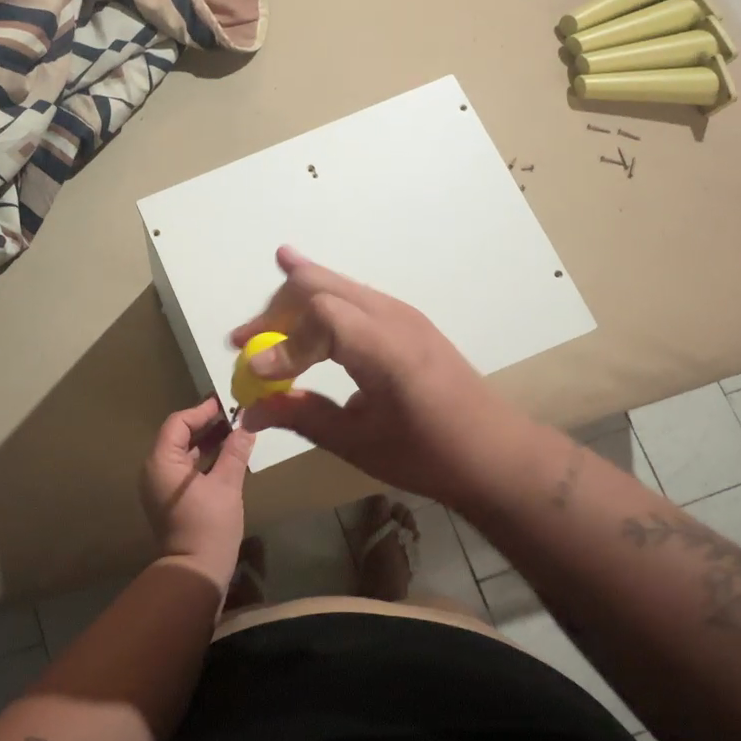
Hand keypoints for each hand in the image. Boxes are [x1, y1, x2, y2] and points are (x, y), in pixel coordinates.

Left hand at [141, 397, 252, 584]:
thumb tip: (247, 425)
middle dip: (206, 424)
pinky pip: (184, 468)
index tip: (226, 403)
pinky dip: (203, 459)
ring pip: (182, 453)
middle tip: (234, 414)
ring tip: (235, 431)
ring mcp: (160, 485)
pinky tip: (227, 455)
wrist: (196, 571)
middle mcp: (154, 469)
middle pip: (178, 436)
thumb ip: (235, 452)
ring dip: (206, 441)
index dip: (201, 410)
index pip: (178, 423)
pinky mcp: (169, 498)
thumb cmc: (209, 526)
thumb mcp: (227, 485)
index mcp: (162, 462)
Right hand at [229, 246, 534, 503]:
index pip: (319, 316)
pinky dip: (317, 299)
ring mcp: (401, 313)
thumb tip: (250, 411)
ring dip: (292, 303)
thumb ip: (301, 416)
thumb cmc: (428, 456)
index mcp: (385, 349)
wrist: (496, 454)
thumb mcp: (357, 442)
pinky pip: (350, 296)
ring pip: (333, 284)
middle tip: (244, 342)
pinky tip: (295, 288)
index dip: (279, 341)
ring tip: (258, 326)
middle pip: (319, 286)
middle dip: (275, 312)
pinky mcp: (404, 320)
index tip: (254, 374)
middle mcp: (393, 317)